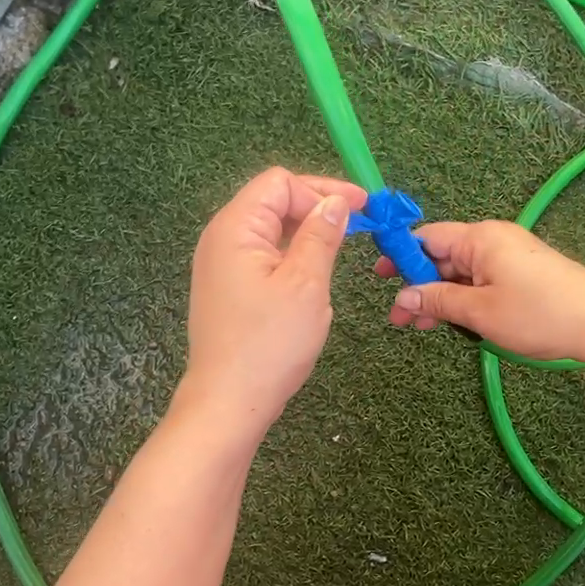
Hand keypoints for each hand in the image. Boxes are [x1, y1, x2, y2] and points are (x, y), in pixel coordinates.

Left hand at [179, 167, 368, 434]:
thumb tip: (336, 201)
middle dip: (317, 207)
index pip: (280, 182)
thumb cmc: (269, 344)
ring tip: (341, 249)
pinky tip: (314, 276)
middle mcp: (222, 238)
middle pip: (273, 201)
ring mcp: (221, 265)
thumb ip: (321, 235)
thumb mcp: (306, 283)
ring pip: (271, 230)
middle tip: (359, 225)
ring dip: (307, 233)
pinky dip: (293, 256)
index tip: (363, 208)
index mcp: (235, 228)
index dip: (322, 188)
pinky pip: (264, 256)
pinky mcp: (228, 289)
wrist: (228, 402)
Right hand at [377, 221, 584, 362]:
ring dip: (442, 296)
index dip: (400, 254)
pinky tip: (458, 322)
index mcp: (480, 237)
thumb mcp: (480, 312)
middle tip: (400, 318)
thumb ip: (439, 301)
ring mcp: (512, 256)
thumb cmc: (537, 315)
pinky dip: (466, 299)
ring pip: (463, 272)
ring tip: (424, 327)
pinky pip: (483, 280)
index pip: (428, 236)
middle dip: (420, 284)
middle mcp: (495, 239)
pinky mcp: (525, 274)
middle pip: (444, 255)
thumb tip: (404, 295)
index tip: (379, 276)